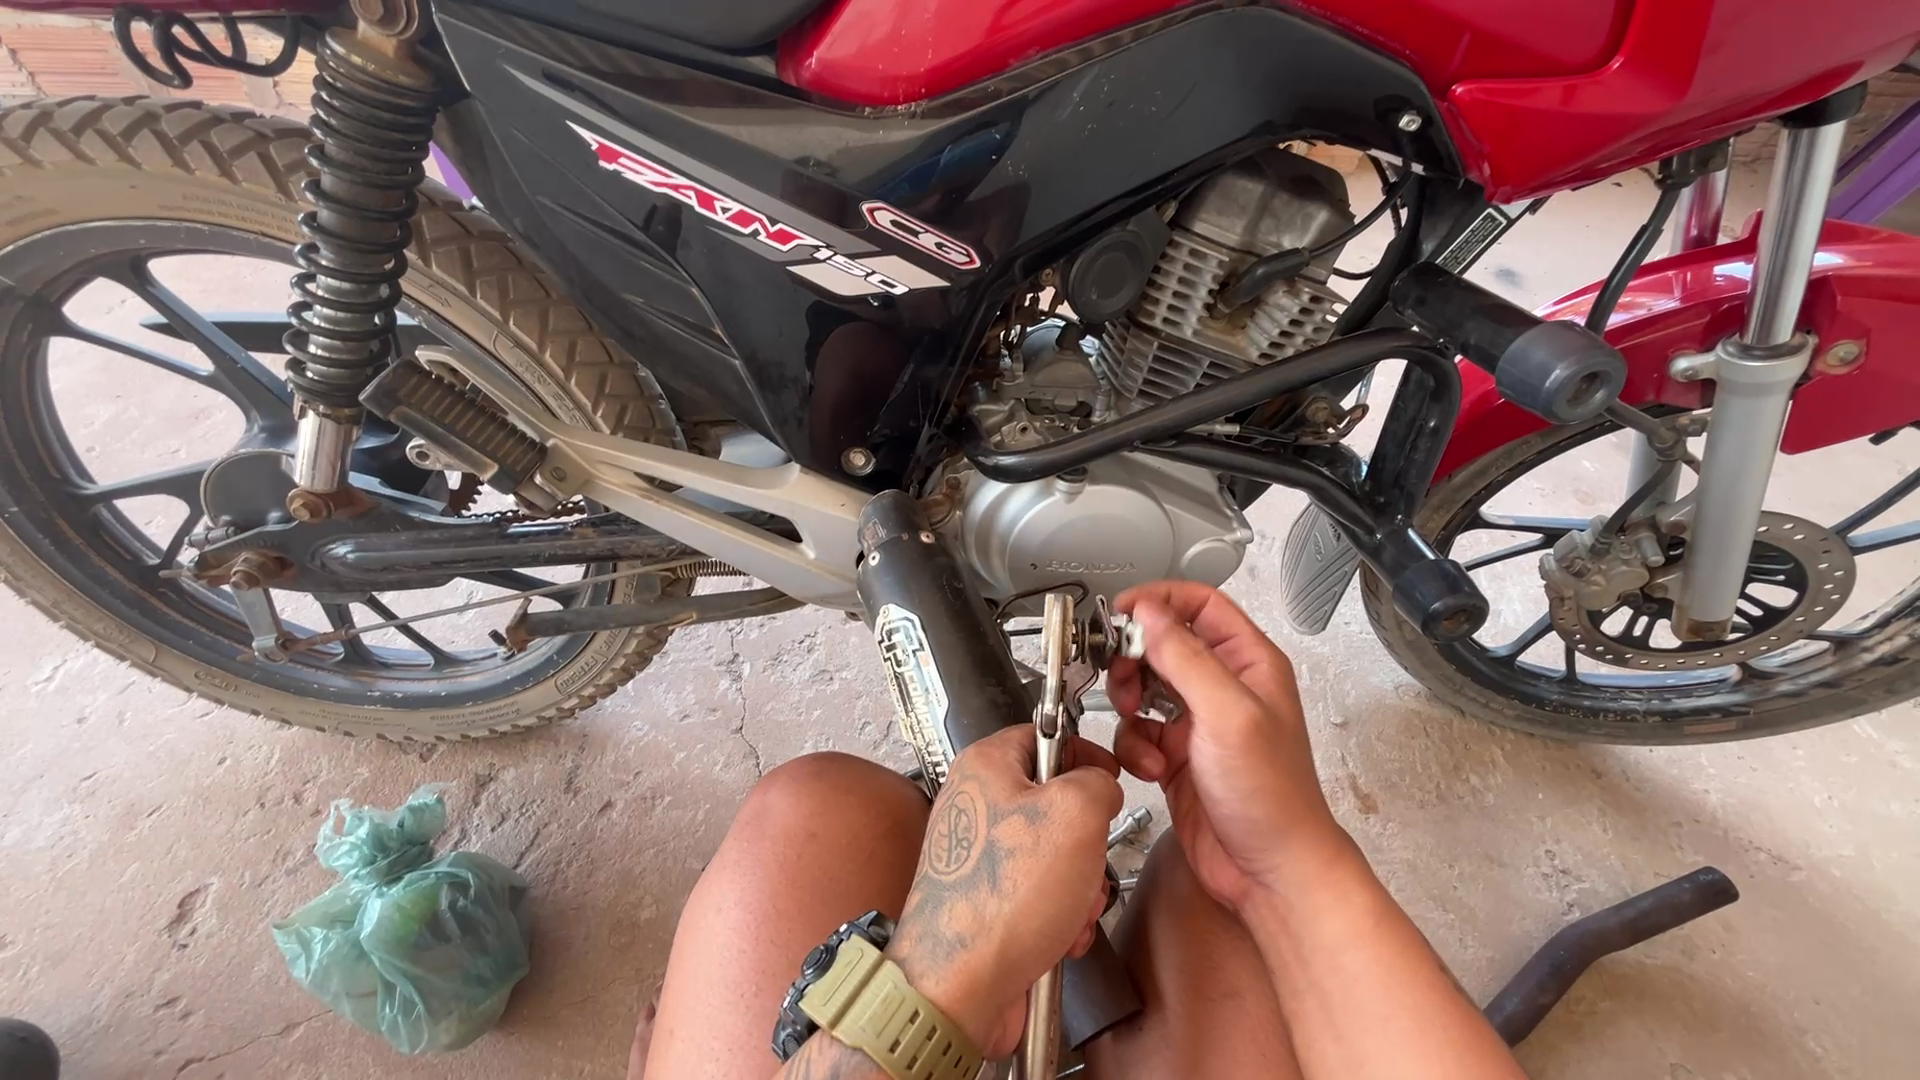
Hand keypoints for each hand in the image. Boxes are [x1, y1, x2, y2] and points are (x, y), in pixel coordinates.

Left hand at [886, 725, 1122, 1057]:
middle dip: (1086, 839)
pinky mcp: (988, 897)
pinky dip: (1061, 913)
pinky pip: (1043, 892)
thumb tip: (1102, 785)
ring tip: (1071, 905)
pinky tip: (1059, 933)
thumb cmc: (1002, 898)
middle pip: (1056, 801)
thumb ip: (1098, 781)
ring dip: (1079, 884)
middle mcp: (978, 804)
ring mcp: (980, 854)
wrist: (961, 984)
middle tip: (1085, 857)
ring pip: (1056, 852)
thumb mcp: (1076, 814)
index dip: (1083, 754)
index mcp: (987, 766)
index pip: (1044, 736)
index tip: (1108, 775)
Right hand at [1107, 582, 1347, 912]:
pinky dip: (1133, 745)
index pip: (1199, 604)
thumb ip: (1186, 658)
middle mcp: (1222, 686)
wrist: (1267, 872)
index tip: (1122, 612)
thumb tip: (1150, 613)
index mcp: (1248, 663)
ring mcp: (1197, 720)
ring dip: (1128, 704)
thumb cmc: (1272, 798)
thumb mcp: (1228, 715)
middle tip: (1122, 676)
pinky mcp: (1175, 752)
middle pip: (1162, 643)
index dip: (1159, 600)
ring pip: (1142, 685)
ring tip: (1138, 724)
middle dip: (1134, 658)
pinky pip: (1136, 730)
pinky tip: (1152, 766)